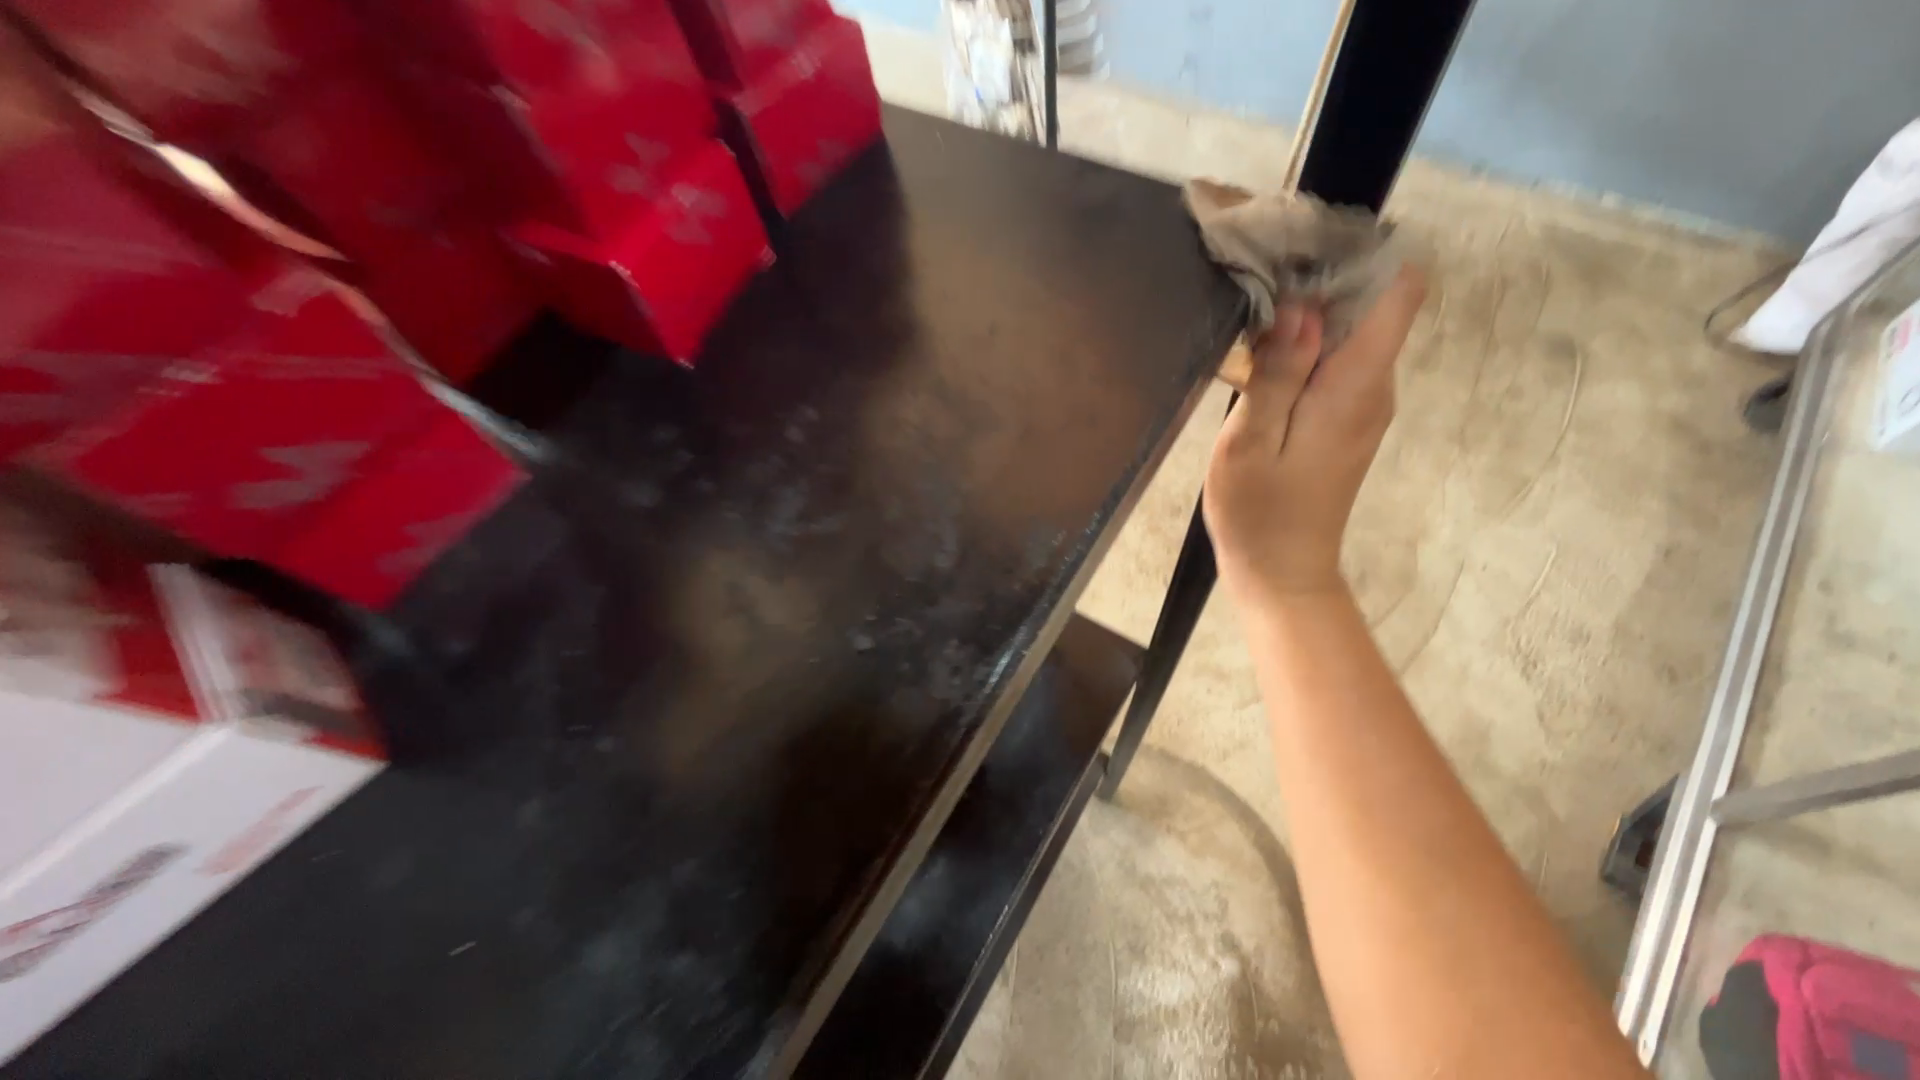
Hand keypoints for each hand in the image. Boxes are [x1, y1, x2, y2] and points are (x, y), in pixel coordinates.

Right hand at [1202, 268, 1427, 603]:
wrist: (1281, 571)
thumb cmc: (1259, 511)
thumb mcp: (1251, 441)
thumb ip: (1278, 372)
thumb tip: (1302, 307)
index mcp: (1356, 385)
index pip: (1399, 291)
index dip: (1363, 257)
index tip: (1306, 251)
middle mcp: (1375, 387)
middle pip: (1376, 304)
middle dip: (1327, 279)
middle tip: (1264, 274)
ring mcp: (1365, 405)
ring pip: (1356, 330)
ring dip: (1313, 312)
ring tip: (1256, 309)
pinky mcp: (1348, 419)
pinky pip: (1341, 360)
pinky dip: (1309, 344)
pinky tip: (1264, 352)